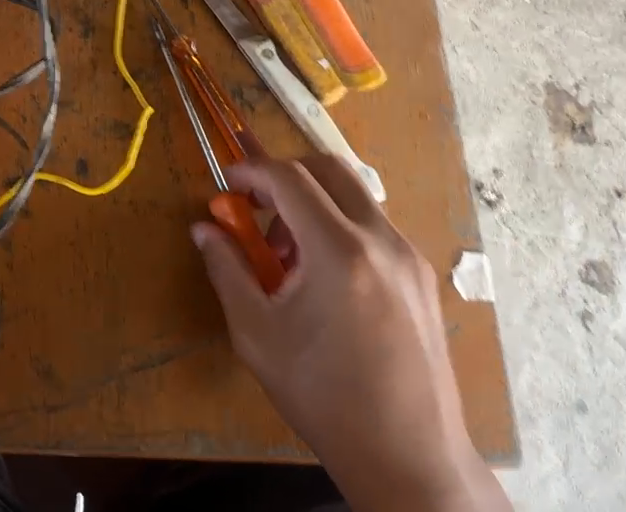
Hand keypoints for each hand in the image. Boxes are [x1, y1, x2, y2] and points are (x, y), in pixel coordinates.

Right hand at [192, 155, 510, 511]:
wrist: (409, 457)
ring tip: (287, 257)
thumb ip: (227, 269)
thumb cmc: (323, 396)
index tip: (227, 185)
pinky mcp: (421, 277)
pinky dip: (339, 228)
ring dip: (313, 204)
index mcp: (339, 251)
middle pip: (330, 168)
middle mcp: (381, 241)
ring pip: (354, 196)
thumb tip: (204, 229)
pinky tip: (321, 279)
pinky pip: (373, 227)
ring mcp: (409, 257)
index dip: (252, 172)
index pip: (290, 178)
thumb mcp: (256, 333)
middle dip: (285, 175)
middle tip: (256, 207)